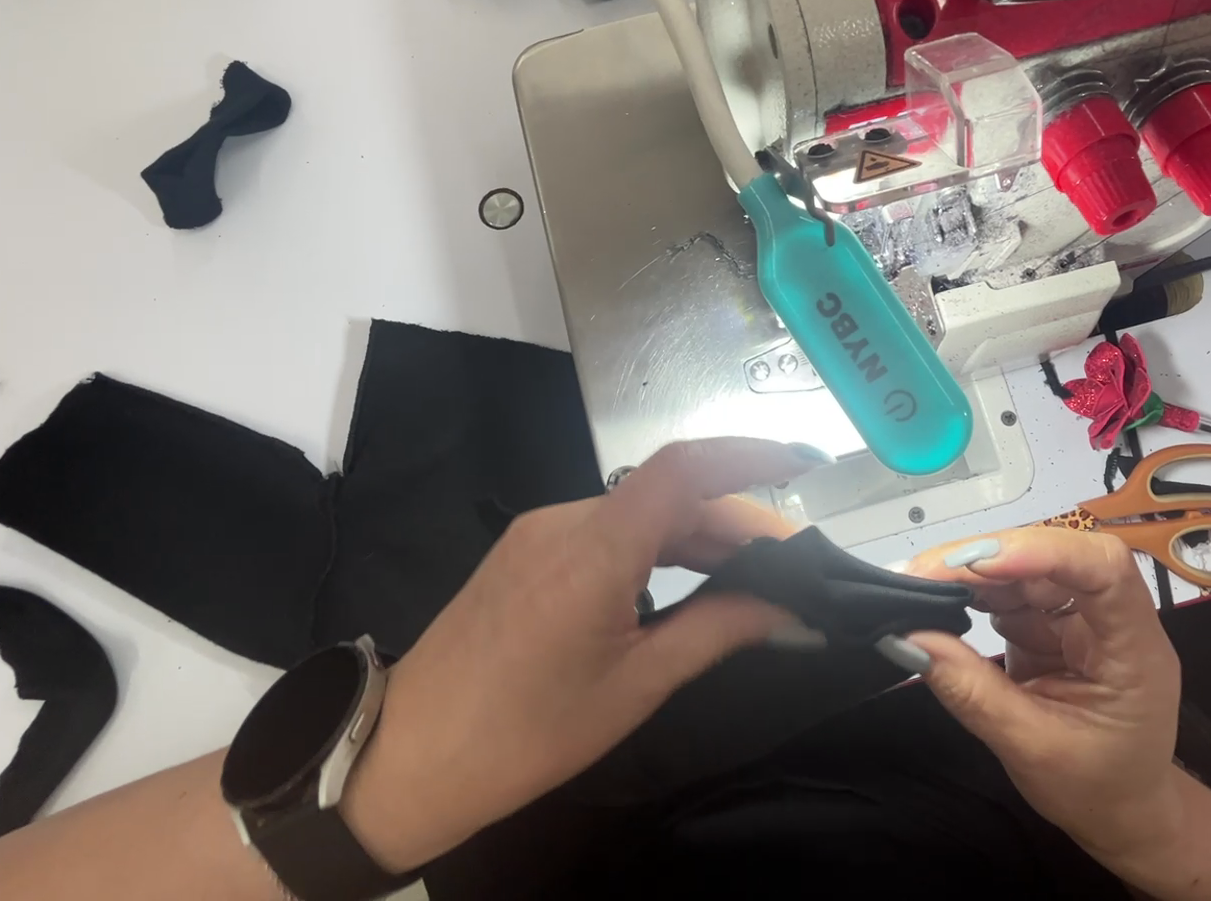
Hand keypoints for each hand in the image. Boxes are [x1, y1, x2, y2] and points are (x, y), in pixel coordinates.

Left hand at [340, 438, 818, 869]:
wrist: (407, 755)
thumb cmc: (526, 734)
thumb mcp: (634, 687)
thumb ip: (716, 631)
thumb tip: (787, 607)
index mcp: (593, 551)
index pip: (682, 470)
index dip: (748, 454)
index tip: (803, 462)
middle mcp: (566, 519)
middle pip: (669, 495)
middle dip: (735, 522)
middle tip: (791, 566)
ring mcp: (542, 528)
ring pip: (640, 512)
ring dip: (698, 535)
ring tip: (752, 575)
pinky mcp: (530, 545)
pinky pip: (609, 529)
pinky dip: (657, 546)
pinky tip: (688, 577)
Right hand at [899, 528, 1184, 860]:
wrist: (1121, 812)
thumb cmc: (1095, 788)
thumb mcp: (1030, 748)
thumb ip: (971, 691)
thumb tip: (907, 637)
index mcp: (1133, 649)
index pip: (1102, 569)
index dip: (1042, 552)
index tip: (980, 564)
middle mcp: (1109, 616)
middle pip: (1052, 556)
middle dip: (984, 557)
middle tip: (919, 573)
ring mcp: (1078, 614)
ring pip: (1023, 566)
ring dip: (968, 570)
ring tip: (916, 584)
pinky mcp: (1048, 619)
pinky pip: (1008, 590)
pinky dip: (969, 591)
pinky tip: (936, 597)